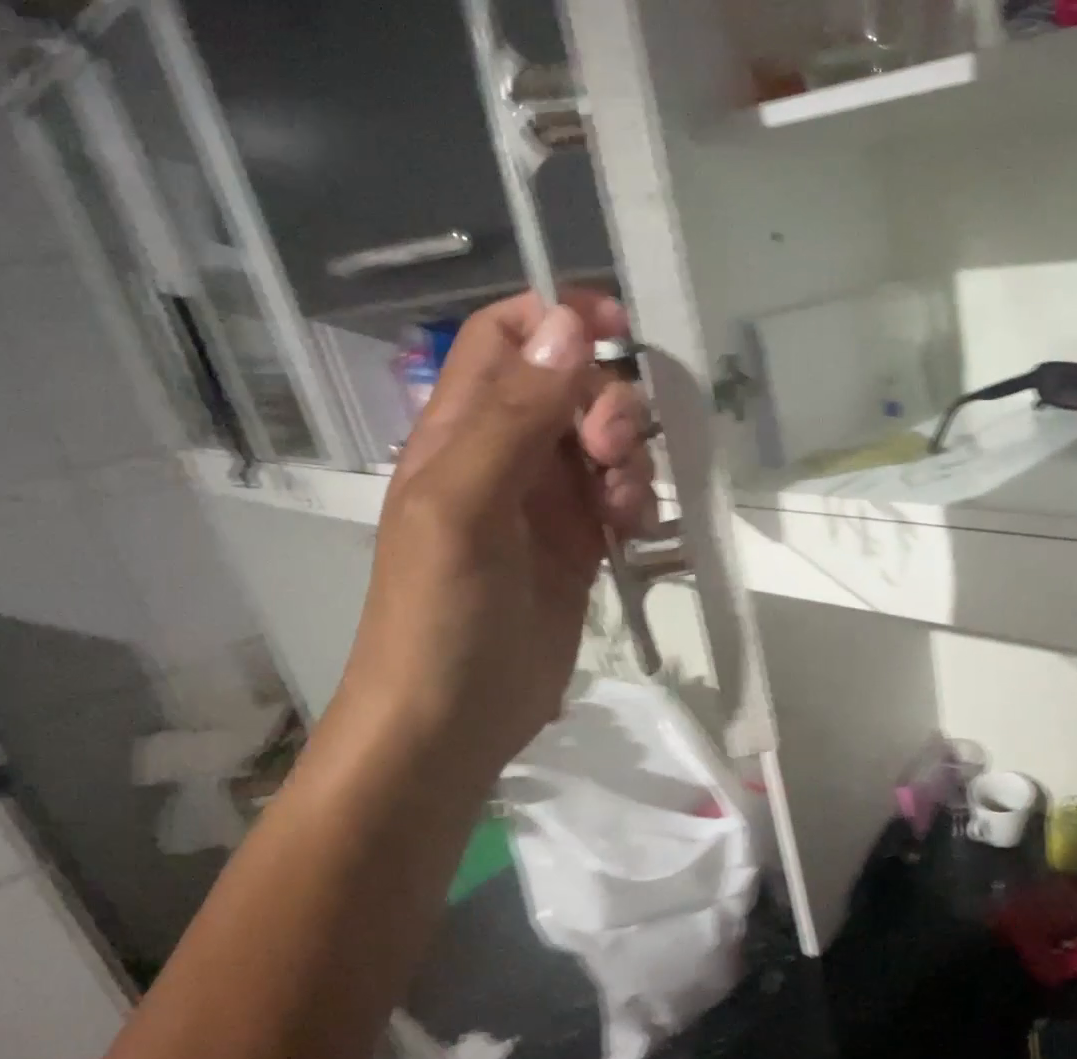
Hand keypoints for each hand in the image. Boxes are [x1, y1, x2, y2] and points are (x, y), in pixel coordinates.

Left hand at [332, 290, 651, 777]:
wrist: (450, 723)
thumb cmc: (438, 613)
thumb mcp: (464, 504)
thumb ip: (515, 413)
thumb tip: (568, 322)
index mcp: (460, 427)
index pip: (509, 335)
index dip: (560, 317)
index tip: (618, 330)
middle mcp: (505, 451)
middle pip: (575, 383)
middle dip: (609, 403)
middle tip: (610, 455)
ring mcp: (546, 499)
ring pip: (608, 438)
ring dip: (630, 458)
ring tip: (622, 511)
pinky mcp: (581, 542)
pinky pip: (623, 492)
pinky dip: (638, 499)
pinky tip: (631, 534)